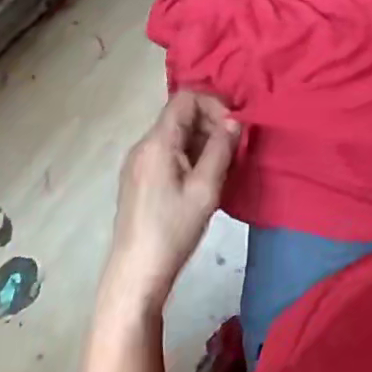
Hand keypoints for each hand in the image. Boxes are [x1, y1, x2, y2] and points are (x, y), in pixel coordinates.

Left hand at [100, 91, 240, 311]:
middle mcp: (143, 145)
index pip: (186, 98)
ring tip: (224, 166)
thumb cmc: (173, 230)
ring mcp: (138, 163)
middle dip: (212, 123)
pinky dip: (191, 155)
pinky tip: (204, 179)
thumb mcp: (206, 188)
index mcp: (157, 142)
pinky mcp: (139, 179)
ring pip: (176, 134)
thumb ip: (221, 148)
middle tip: (234, 149)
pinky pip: (169, 152)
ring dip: (203, 141)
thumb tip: (234, 120)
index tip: (235, 128)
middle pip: (181, 114)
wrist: (136, 273)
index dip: (214, 104)